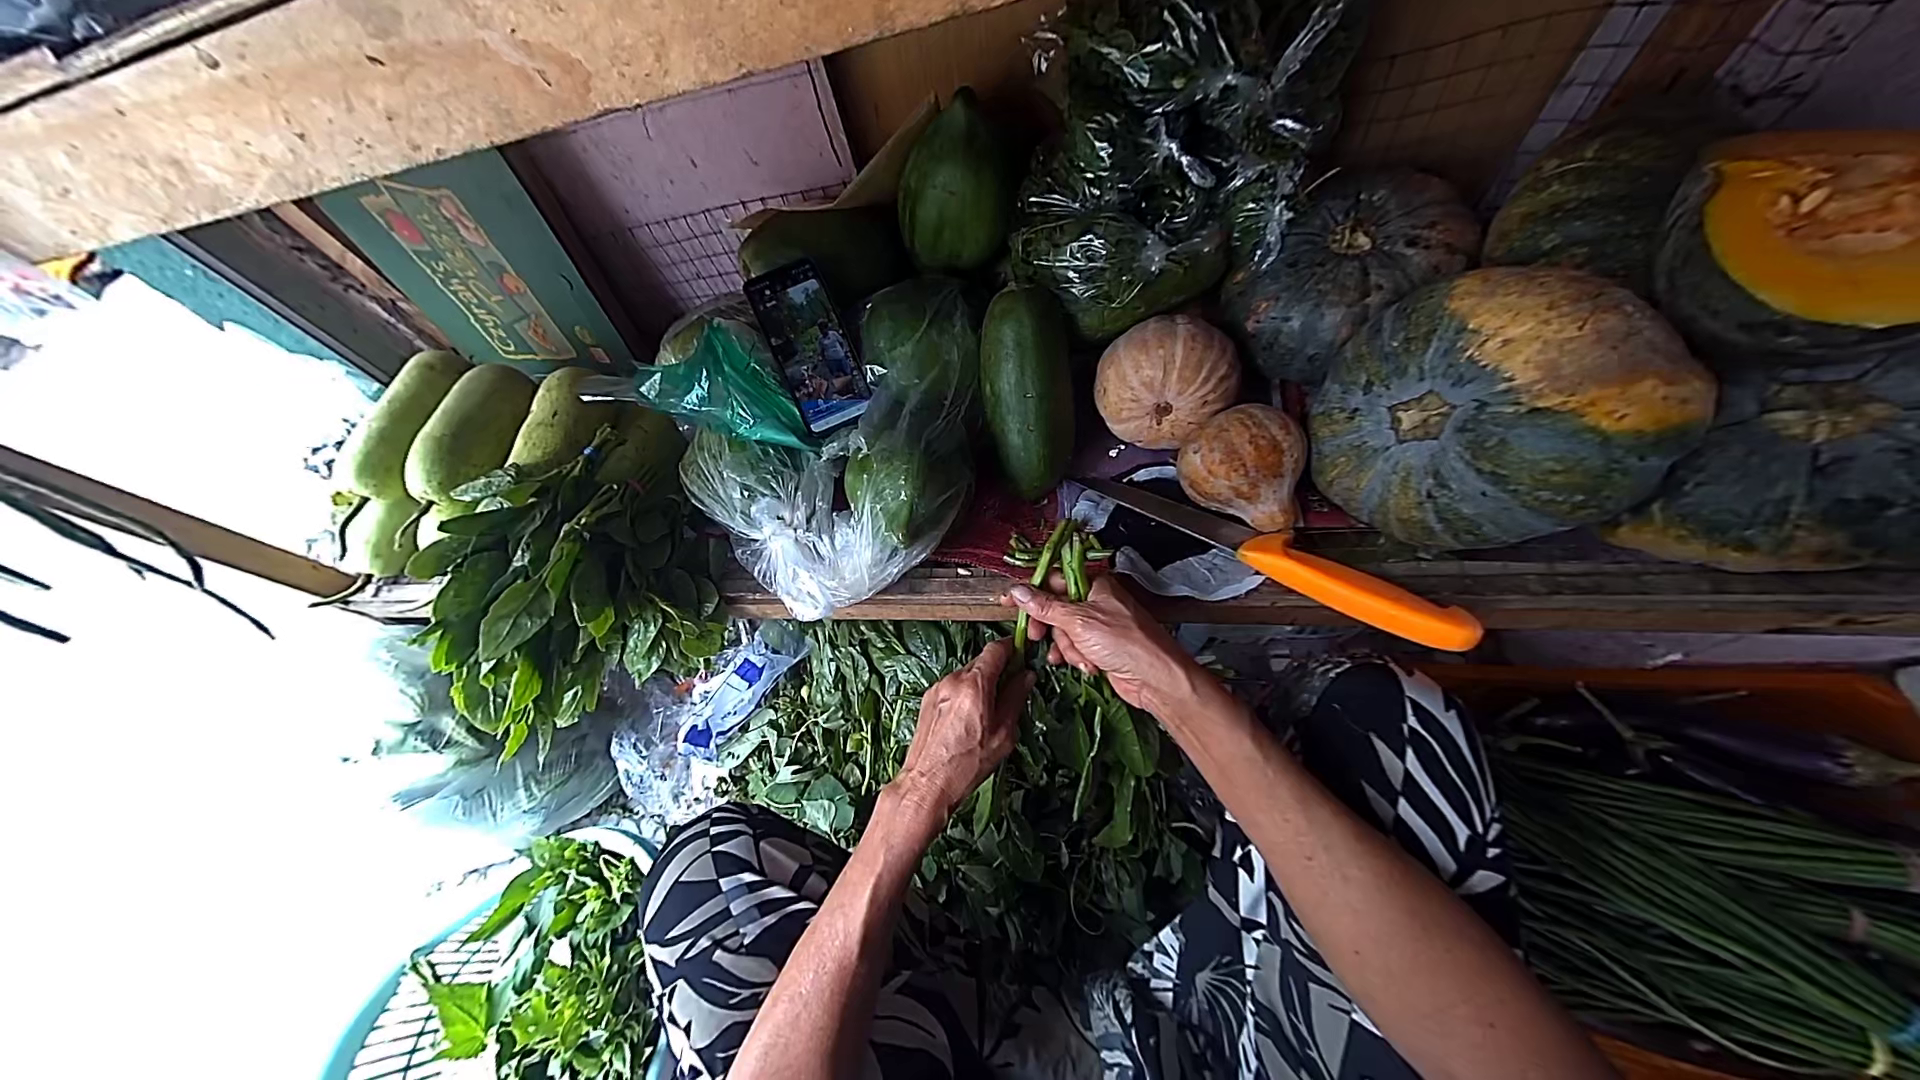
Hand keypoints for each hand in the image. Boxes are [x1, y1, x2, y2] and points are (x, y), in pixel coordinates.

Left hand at [894, 638, 1033, 818]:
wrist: (927, 783)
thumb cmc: (965, 765)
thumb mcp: (1003, 734)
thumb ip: (1015, 698)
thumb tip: (1026, 677)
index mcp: (974, 685)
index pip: (996, 649)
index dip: (1012, 647)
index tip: (1022, 652)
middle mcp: (953, 680)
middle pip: (981, 660)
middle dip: (998, 669)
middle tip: (1012, 686)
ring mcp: (938, 688)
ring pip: (967, 674)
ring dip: (981, 683)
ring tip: (989, 710)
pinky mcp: (928, 698)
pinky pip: (953, 686)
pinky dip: (965, 693)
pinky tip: (969, 717)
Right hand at [1000, 574, 1201, 713]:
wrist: (1155, 678)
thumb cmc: (1126, 643)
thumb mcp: (1079, 621)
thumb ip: (1045, 606)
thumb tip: (1019, 591)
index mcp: (1094, 584)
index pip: (1052, 581)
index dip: (1030, 592)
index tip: (1008, 602)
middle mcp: (1096, 601)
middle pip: (1054, 609)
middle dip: (1048, 626)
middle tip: (1038, 636)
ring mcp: (1098, 625)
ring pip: (1062, 631)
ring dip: (1065, 646)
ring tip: (1078, 656)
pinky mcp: (1100, 647)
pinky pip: (1074, 647)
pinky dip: (1075, 656)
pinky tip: (1084, 665)